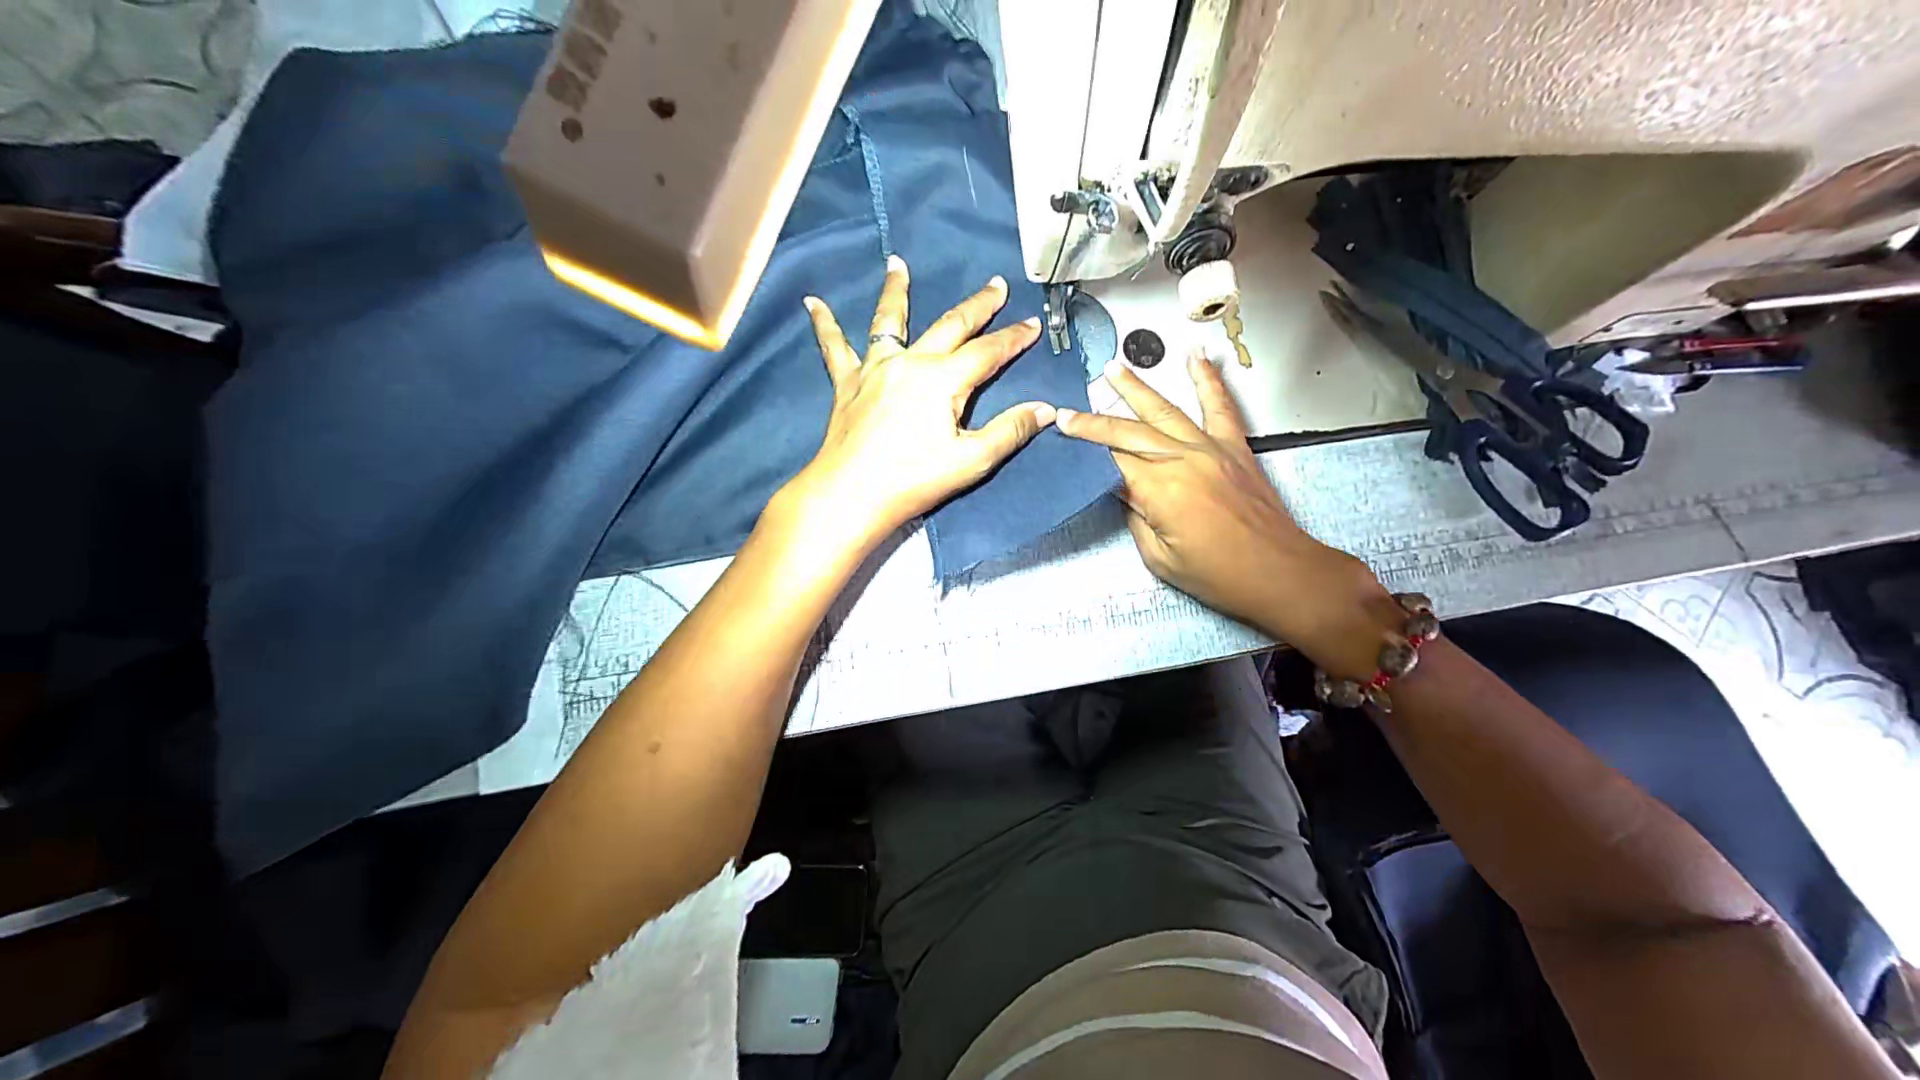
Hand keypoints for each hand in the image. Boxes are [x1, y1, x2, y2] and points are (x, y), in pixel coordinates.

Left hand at [782, 256, 1055, 552]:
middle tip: (995, 284)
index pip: (988, 352)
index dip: (1014, 338)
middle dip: (977, 305)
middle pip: (949, 326)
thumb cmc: (913, 480)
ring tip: (897, 263)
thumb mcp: (971, 460)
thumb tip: (1046, 409)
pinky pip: (835, 349)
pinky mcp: (847, 384)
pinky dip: (824, 325)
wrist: (850, 494)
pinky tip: (812, 303)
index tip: (1033, 324)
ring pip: (888, 321)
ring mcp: (874, 369)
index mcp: (942, 380)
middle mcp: (909, 363)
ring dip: (896, 290)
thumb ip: (1010, 430)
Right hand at [1055, 351, 1393, 677]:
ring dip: (1136, 388)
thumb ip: (1135, 515)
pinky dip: (1208, 380)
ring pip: (1165, 410)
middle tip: (1067, 412)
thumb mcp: (1159, 556)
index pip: (1111, 461)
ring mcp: (1211, 448)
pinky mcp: (1235, 447)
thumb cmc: (1217, 575)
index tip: (1061, 439)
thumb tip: (1121, 488)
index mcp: (1159, 490)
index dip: (1084, 449)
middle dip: (1093, 421)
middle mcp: (1182, 459)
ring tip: (1114, 369)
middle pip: (1128, 432)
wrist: (1278, 572)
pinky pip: (1219, 406)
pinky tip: (1196, 358)